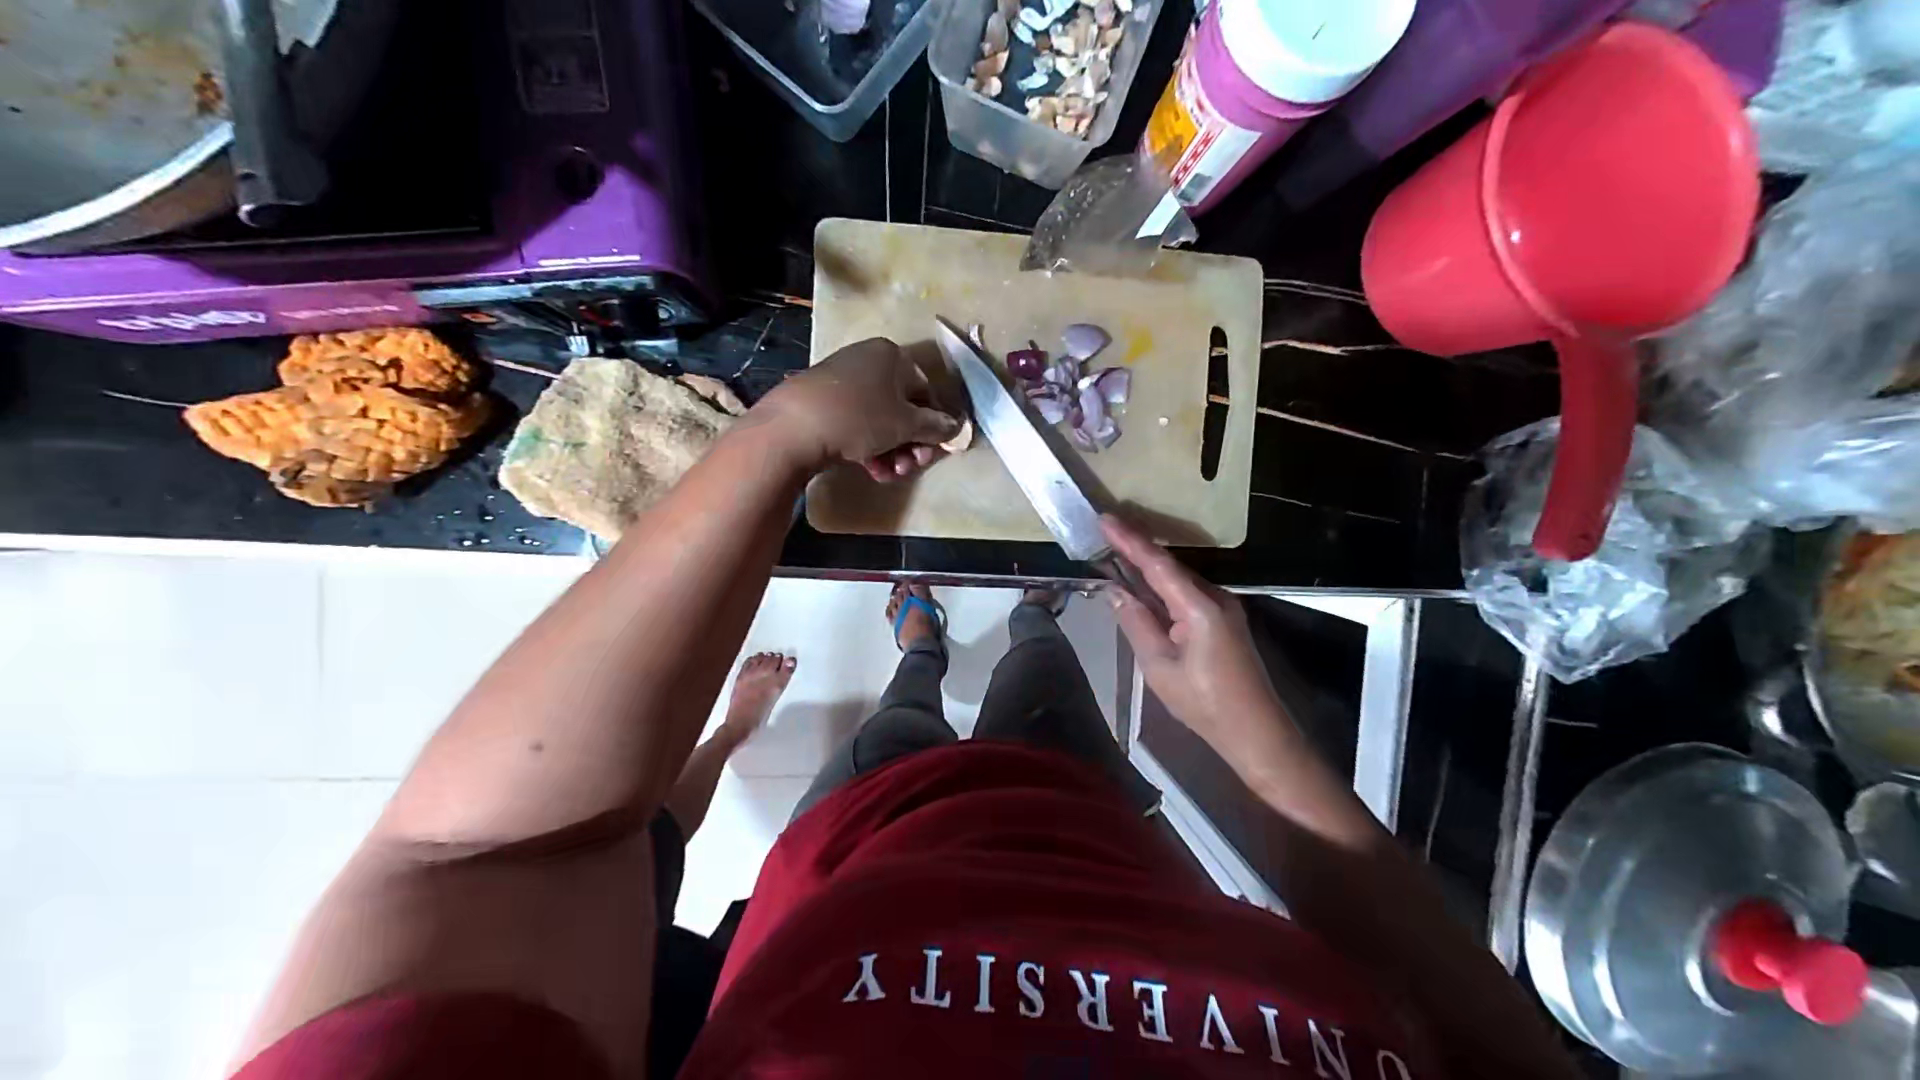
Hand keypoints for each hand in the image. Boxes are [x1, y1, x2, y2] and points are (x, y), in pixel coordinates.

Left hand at [752, 338, 962, 481]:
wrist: (794, 427)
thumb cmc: (860, 418)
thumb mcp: (906, 425)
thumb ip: (936, 426)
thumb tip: (956, 426)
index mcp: (892, 356)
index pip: (926, 391)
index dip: (934, 423)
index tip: (934, 450)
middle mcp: (869, 362)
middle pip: (903, 408)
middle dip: (911, 444)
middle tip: (912, 467)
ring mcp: (844, 382)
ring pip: (880, 421)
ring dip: (893, 452)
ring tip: (891, 474)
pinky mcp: (825, 404)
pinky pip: (858, 425)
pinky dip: (870, 448)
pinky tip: (873, 471)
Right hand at [1102, 515, 1286, 765]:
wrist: (1255, 731)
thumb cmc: (1204, 702)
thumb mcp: (1159, 665)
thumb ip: (1136, 622)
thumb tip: (1113, 591)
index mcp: (1199, 607)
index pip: (1158, 564)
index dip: (1129, 541)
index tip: (1104, 519)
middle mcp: (1215, 598)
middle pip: (1169, 566)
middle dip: (1135, 548)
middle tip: (1102, 533)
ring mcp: (1223, 608)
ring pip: (1178, 579)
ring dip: (1147, 567)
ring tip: (1113, 554)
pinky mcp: (1222, 621)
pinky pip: (1186, 594)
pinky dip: (1160, 586)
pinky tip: (1141, 587)